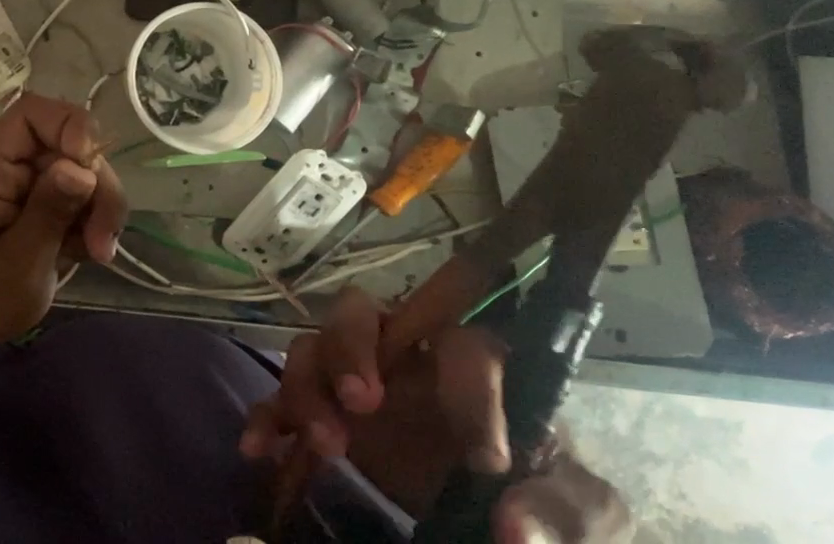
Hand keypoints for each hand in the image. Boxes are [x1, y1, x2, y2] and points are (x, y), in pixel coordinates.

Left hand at [0, 94, 126, 383]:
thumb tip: (79, 167)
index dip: (71, 127)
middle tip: (103, 241)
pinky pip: (73, 190)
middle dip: (96, 186)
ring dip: (98, 208)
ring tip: (96, 253)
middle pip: (67, 143)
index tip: (91, 170)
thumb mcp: (22, 260)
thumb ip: (50, 210)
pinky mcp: (29, 197)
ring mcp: (15, 179)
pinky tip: (81, 251)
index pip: (32, 113)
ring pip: (79, 168)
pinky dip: (87, 218)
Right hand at [241, 288, 630, 543]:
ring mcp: (354, 380)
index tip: (485, 465)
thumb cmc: (535, 491)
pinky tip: (258, 449)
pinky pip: (277, 397)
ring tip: (326, 447)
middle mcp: (403, 355)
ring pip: (311, 348)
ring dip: (308, 388)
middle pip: (360, 313)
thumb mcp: (575, 506)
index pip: (464, 348)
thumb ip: (560, 511)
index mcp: (469, 365)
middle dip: (352, 349)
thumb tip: (510, 530)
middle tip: (362, 403)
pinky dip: (265, 416)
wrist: (482, 510)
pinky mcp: (323, 415)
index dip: (471, 394)